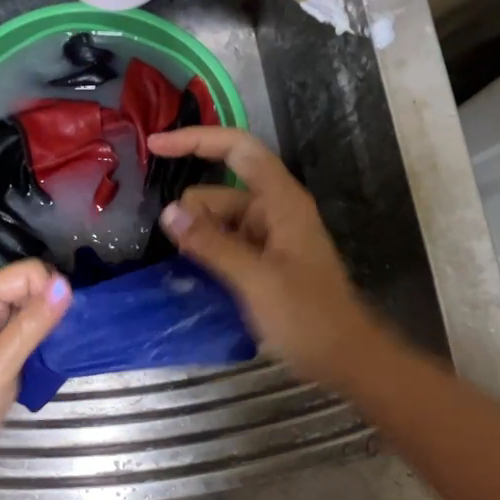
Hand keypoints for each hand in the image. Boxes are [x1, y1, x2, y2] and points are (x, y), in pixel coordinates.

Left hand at [0, 259, 71, 457]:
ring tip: (56, 351)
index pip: (29, 272)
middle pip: (32, 286)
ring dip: (49, 324)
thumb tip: (64, 285)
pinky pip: (29, 325)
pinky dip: (42, 337)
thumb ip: (32, 324)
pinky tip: (48, 356)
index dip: (50, 292)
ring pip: (34, 306)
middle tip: (60, 342)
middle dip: (52, 307)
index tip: (62, 325)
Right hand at [147, 126, 391, 384]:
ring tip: (194, 273)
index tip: (154, 147)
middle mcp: (273, 210)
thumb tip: (168, 212)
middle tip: (189, 256)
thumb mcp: (256, 280)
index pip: (237, 149)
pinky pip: (223, 243)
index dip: (195, 140)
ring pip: (216, 221)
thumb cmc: (308, 317)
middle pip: (216, 190)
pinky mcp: (262, 260)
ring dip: (198, 239)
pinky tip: (196, 276)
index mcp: (281, 201)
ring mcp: (268, 236)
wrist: (345, 359)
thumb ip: (211, 244)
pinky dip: (207, 252)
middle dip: (193, 215)